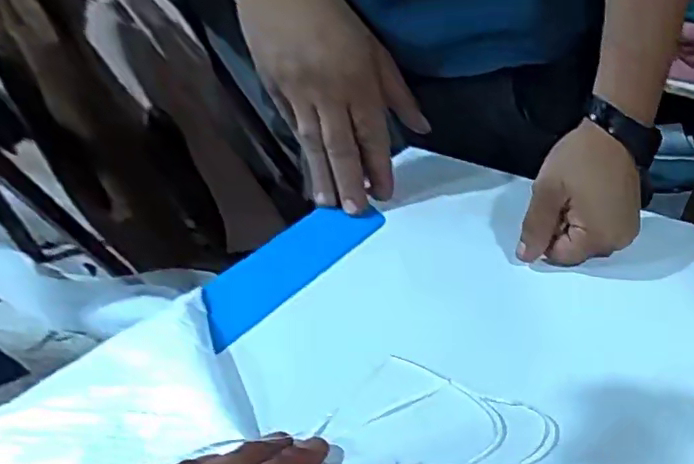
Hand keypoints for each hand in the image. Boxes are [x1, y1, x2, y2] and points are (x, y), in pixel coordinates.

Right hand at [237, 0, 429, 211]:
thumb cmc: (336, 20)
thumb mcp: (379, 56)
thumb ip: (400, 97)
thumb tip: (423, 129)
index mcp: (359, 92)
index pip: (372, 142)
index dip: (378, 171)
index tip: (383, 195)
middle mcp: (327, 97)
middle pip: (339, 148)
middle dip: (347, 183)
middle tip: (353, 213)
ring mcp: (296, 91)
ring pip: (311, 141)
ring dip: (320, 174)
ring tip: (325, 203)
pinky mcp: (270, 83)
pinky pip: (289, 121)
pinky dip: (300, 147)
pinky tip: (307, 168)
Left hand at [517, 120, 641, 265]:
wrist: (615, 137)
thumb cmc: (580, 159)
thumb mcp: (548, 189)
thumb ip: (536, 226)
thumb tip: (526, 257)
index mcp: (597, 240)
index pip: (562, 257)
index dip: (546, 236)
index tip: (547, 207)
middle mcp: (616, 245)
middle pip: (578, 251)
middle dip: (563, 231)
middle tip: (562, 198)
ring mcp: (626, 235)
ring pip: (590, 243)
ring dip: (578, 226)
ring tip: (578, 197)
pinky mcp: (631, 225)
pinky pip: (604, 233)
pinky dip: (592, 222)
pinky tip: (591, 199)